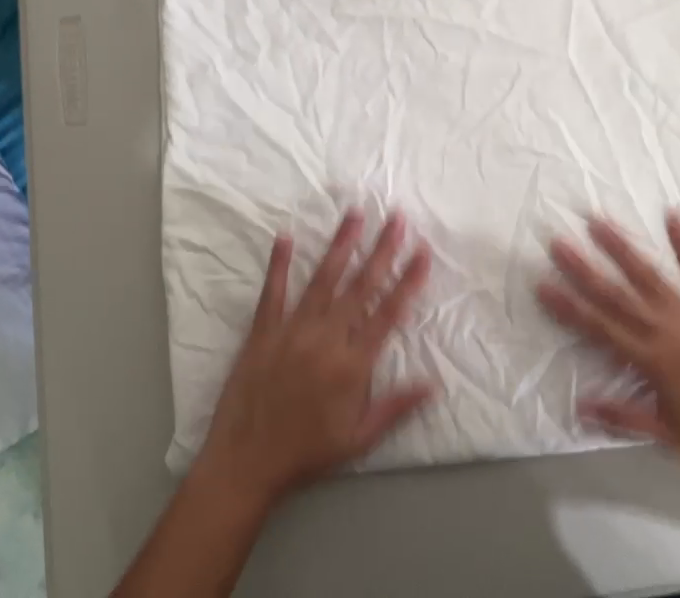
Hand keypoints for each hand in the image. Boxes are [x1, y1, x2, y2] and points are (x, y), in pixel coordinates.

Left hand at [196, 211, 435, 506]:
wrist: (245, 464)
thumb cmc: (307, 453)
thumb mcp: (360, 439)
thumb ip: (396, 407)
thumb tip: (433, 383)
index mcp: (352, 365)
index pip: (388, 313)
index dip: (408, 280)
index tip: (423, 252)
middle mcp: (325, 339)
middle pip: (360, 287)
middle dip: (381, 250)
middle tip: (397, 218)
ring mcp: (291, 332)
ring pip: (322, 280)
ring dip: (340, 245)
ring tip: (355, 215)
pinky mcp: (262, 333)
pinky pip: (272, 292)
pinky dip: (279, 264)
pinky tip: (285, 236)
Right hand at [536, 213, 679, 467]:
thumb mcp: (670, 436)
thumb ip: (624, 418)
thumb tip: (580, 406)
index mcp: (651, 359)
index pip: (599, 327)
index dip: (568, 306)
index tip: (542, 284)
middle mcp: (666, 328)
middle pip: (617, 294)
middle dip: (584, 268)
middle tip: (558, 243)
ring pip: (648, 274)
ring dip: (621, 247)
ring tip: (596, 222)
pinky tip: (672, 215)